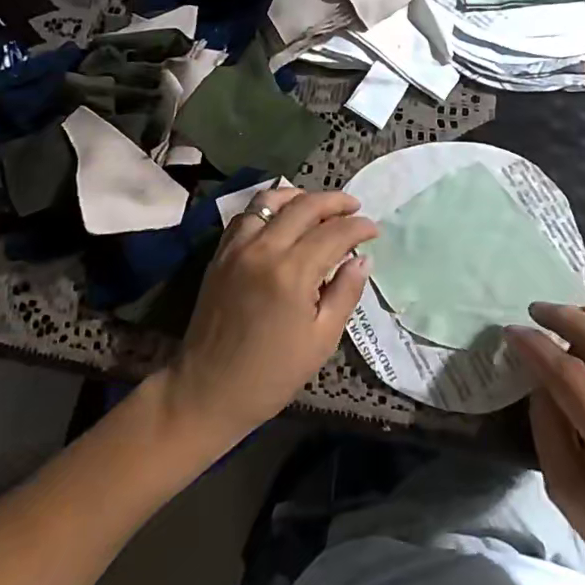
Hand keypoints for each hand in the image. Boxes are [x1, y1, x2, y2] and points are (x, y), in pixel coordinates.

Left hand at [155, 188, 376, 445]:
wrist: (210, 387)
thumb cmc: (273, 373)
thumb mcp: (321, 340)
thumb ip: (344, 293)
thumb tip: (361, 259)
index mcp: (291, 272)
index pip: (333, 233)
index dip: (358, 227)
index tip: (374, 229)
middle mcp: (262, 250)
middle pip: (302, 207)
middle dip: (332, 202)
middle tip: (353, 207)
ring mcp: (235, 249)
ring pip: (267, 202)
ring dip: (296, 197)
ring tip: (317, 206)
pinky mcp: (218, 255)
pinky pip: (244, 217)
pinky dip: (266, 209)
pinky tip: (279, 219)